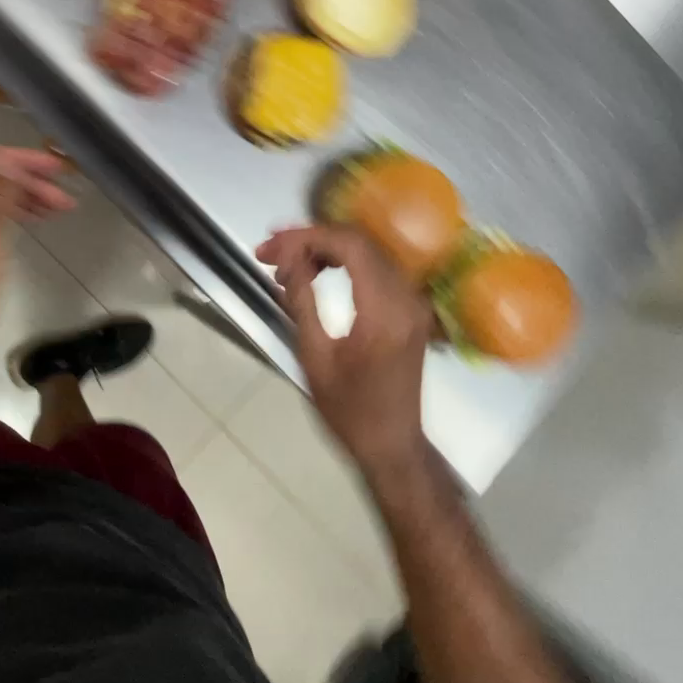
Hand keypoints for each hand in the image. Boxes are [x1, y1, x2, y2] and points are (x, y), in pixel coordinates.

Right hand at [255, 225, 437, 480]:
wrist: (391, 444)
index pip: (349, 247)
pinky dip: (343, 261)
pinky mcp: (411, 307)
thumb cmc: (348, 410)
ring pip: (367, 250)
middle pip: (358, 242)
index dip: (305, 238)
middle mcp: (406, 299)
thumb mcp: (314, 356)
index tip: (270, 248)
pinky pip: (376, 267)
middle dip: (310, 240)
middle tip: (269, 253)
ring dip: (325, 248)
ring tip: (285, 263)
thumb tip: (287, 260)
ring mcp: (413, 302)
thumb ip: (301, 301)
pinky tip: (315, 271)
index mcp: (383, 312)